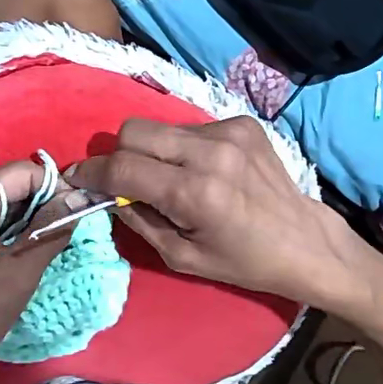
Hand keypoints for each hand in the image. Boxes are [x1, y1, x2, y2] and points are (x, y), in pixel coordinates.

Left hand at [0, 160, 77, 383]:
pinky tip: (16, 252)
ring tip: (45, 244)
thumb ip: (53, 228)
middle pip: (7, 184)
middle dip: (40, 204)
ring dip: (23, 219)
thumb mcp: (20, 272)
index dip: (57, 188)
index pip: (23, 173)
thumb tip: (81, 198)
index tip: (80, 212)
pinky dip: (3, 229)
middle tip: (65, 231)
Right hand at [68, 118, 368, 307]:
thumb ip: (139, 221)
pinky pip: (190, 127)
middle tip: (126, 181)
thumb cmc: (243, 261)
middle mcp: (211, 152)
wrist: (304, 240)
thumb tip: (107, 196)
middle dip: (120, 155)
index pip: (123, 168)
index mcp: (195, 193)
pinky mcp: (243, 122)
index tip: (79, 179)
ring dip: (154, 151)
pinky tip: (204, 169)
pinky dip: (184, 147)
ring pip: (161, 126)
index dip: (92, 173)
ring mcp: (229, 131)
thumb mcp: (182, 257)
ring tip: (172, 177)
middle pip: (134, 130)